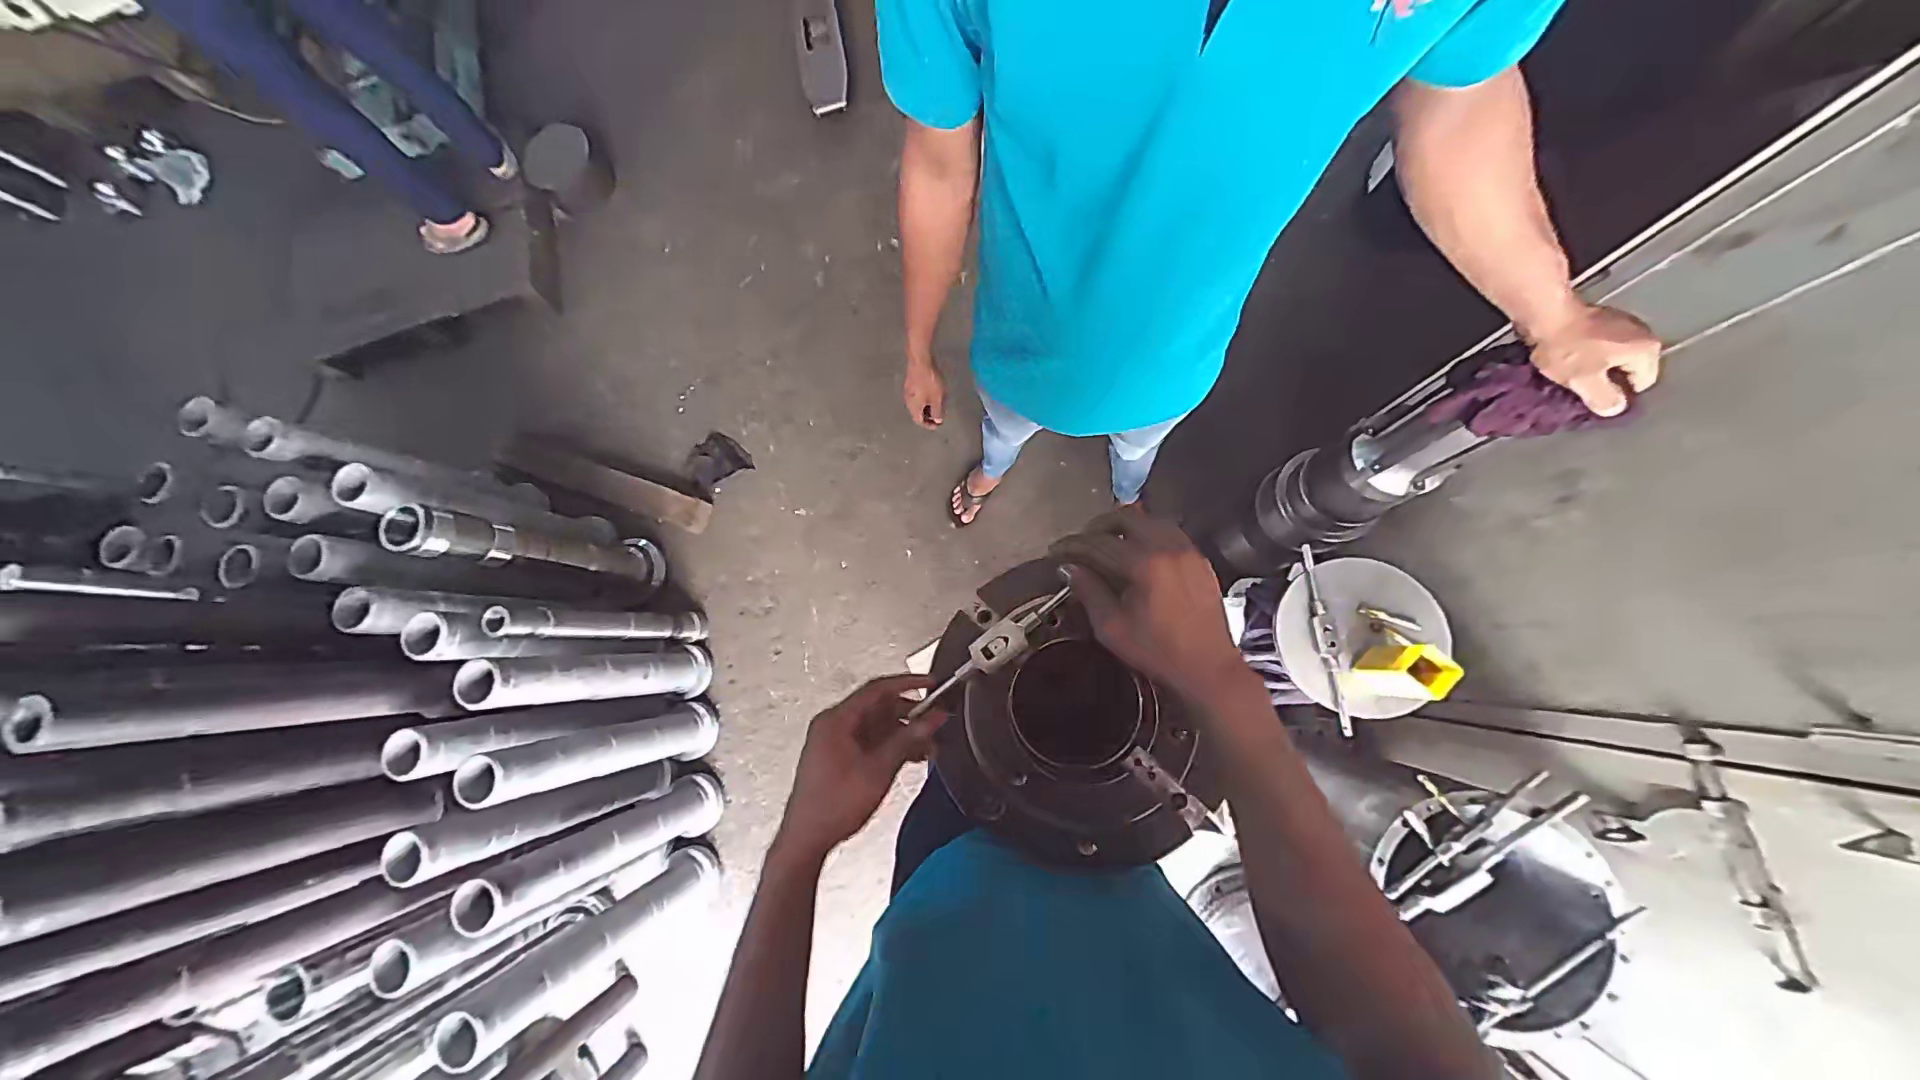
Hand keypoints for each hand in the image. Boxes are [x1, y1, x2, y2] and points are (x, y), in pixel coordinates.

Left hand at [773, 675, 946, 862]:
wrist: (807, 840)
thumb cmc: (831, 807)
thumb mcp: (879, 769)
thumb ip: (908, 740)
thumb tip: (930, 720)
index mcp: (836, 721)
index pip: (877, 689)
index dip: (907, 683)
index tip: (930, 684)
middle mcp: (832, 726)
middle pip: (878, 707)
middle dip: (909, 713)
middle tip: (934, 719)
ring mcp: (834, 741)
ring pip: (876, 725)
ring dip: (902, 732)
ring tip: (927, 744)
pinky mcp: (837, 756)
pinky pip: (869, 740)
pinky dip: (890, 744)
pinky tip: (910, 756)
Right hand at [903, 358, 945, 428]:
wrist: (920, 360)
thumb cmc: (929, 381)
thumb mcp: (937, 399)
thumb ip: (937, 411)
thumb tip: (937, 420)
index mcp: (914, 407)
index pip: (919, 421)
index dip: (929, 425)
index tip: (938, 424)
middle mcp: (908, 401)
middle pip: (917, 413)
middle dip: (928, 416)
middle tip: (938, 416)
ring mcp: (908, 391)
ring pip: (917, 404)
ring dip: (927, 407)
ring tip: (937, 406)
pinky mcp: (910, 382)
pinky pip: (918, 396)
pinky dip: (925, 399)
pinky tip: (931, 395)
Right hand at [1050, 510, 1248, 703]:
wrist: (1209, 668)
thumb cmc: (1158, 652)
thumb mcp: (1112, 628)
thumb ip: (1090, 592)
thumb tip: (1071, 569)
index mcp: (1145, 565)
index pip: (1099, 543)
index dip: (1072, 546)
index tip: (1056, 552)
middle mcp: (1169, 548)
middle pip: (1126, 517)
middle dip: (1097, 526)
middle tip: (1081, 542)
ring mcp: (1188, 551)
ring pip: (1150, 519)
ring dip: (1124, 526)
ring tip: (1107, 543)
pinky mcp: (1199, 560)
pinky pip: (1169, 532)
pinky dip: (1147, 533)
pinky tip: (1137, 551)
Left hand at [1527, 304, 1661, 416]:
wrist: (1547, 316)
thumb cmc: (1568, 349)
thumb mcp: (1583, 380)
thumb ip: (1602, 397)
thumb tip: (1616, 409)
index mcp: (1646, 350)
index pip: (1643, 383)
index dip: (1619, 394)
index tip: (1594, 398)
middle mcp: (1643, 334)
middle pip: (1629, 369)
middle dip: (1607, 380)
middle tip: (1581, 387)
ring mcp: (1623, 323)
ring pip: (1612, 356)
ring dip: (1594, 367)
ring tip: (1571, 374)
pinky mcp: (1601, 319)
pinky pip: (1599, 345)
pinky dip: (1586, 353)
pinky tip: (1568, 358)